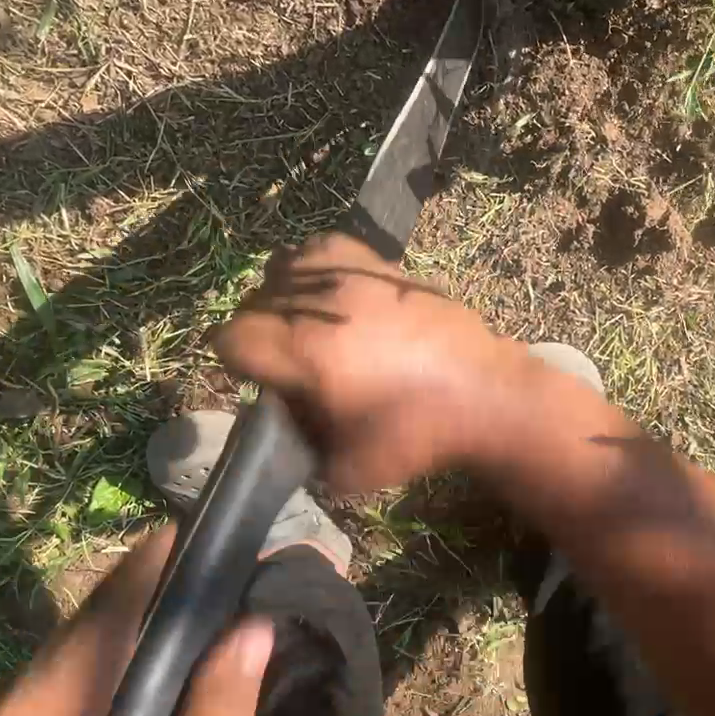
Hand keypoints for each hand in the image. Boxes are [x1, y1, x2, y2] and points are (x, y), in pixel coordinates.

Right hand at [209, 233, 540, 491]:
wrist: (484, 394)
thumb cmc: (416, 437)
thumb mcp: (344, 469)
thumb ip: (296, 444)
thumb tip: (279, 416)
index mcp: (306, 353)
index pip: (231, 336)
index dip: (234, 360)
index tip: (257, 376)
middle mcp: (320, 304)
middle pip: (254, 301)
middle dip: (259, 330)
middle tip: (288, 359)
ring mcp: (351, 276)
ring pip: (283, 266)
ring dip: (281, 294)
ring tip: (307, 322)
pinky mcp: (380, 263)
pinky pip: (324, 246)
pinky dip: (314, 265)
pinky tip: (330, 293)